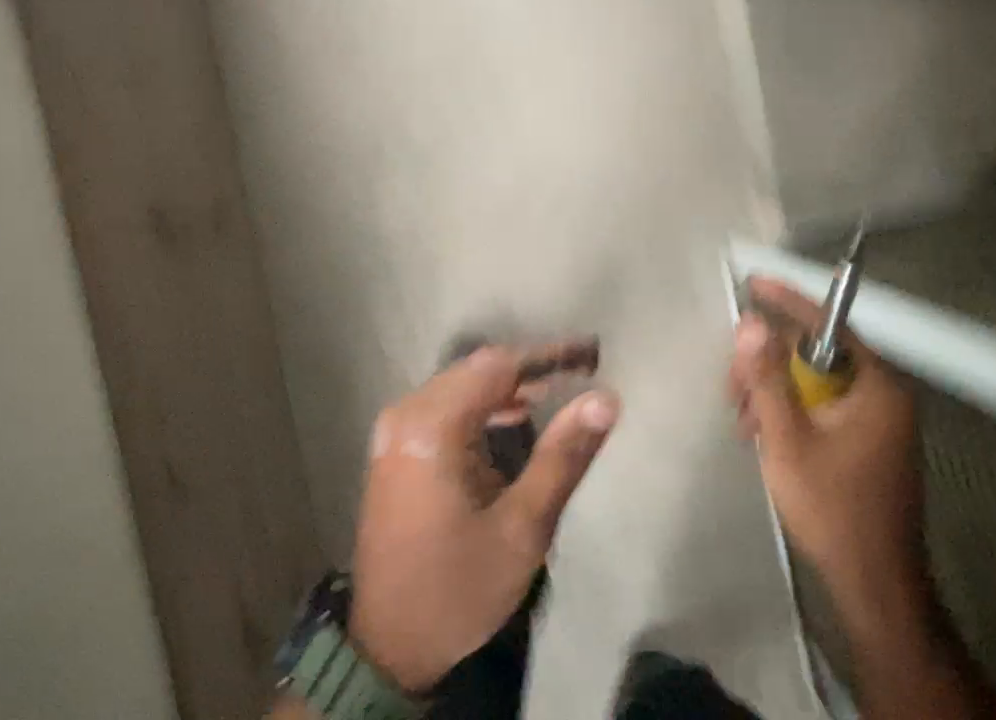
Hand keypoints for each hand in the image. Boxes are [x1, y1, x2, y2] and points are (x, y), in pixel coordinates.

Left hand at [349, 343, 619, 693]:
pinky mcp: (394, 451)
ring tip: (555, 392)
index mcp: (431, 427)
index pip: (497, 366)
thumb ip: (563, 456)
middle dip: (529, 368)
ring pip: (458, 387)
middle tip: (581, 370)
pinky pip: (442, 409)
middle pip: (475, 370)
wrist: (390, 643)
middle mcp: (405, 416)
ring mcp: (393, 433)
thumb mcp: (523, 528)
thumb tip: (604, 399)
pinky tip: (513, 420)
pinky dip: (480, 408)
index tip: (592, 354)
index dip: (547, 355)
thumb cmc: (460, 587)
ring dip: (505, 388)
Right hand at [728, 278, 923, 605]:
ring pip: (815, 383)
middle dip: (769, 365)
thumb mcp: (787, 439)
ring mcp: (878, 420)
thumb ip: (767, 379)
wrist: (873, 581)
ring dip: (774, 393)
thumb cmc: (832, 508)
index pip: (830, 326)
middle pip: (817, 355)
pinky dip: (791, 413)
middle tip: (734, 392)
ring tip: (745, 424)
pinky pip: (823, 407)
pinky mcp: (867, 441)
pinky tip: (763, 436)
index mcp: (877, 388)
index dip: (789, 301)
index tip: (753, 281)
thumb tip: (750, 324)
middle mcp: (884, 395)